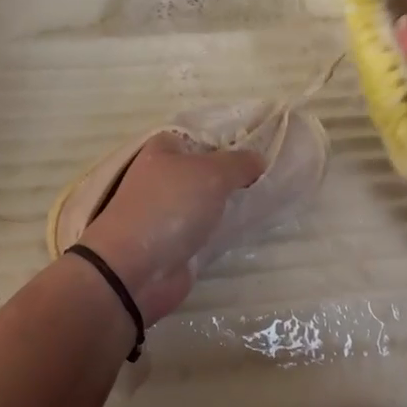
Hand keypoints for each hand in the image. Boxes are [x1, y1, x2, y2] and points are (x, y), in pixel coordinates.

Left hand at [76, 133, 264, 324]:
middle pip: (210, 169)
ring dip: (234, 202)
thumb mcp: (210, 173)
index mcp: (165, 148)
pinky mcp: (178, 242)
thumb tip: (258, 159)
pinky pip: (210, 228)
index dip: (233, 140)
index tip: (265, 149)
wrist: (134, 270)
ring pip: (212, 200)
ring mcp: (171, 211)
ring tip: (271, 198)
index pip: (205, 136)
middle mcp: (166, 175)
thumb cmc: (168, 207)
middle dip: (238, 174)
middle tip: (272, 176)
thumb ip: (238, 163)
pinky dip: (227, 228)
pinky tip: (253, 225)